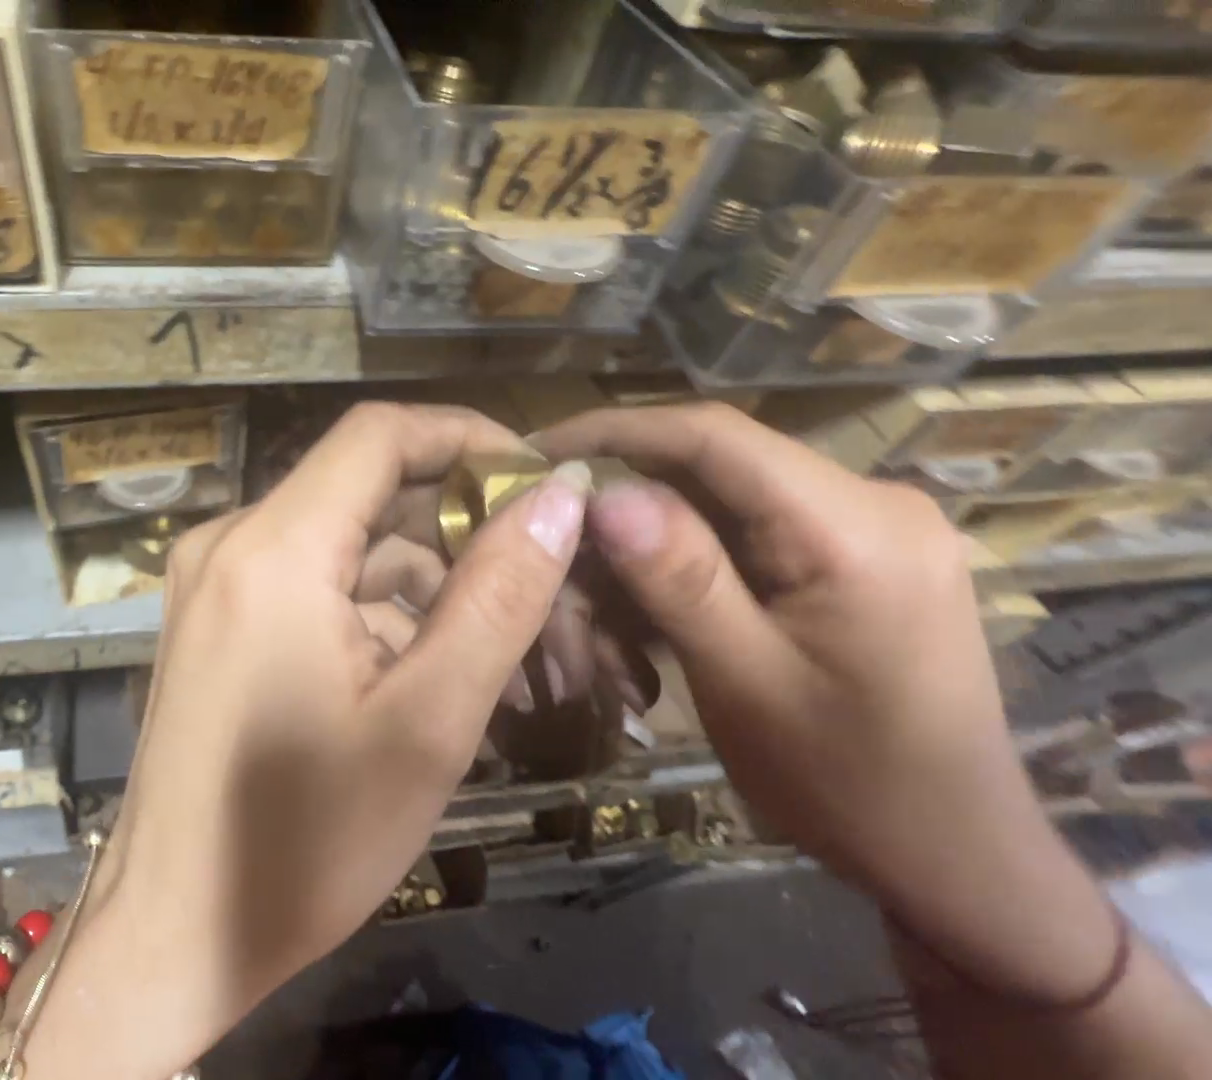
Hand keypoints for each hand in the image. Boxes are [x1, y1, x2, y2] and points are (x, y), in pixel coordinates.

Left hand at [23, 403, 592, 1079]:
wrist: (176, 929)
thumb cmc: (305, 841)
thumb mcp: (427, 721)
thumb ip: (498, 595)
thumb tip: (557, 492)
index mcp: (272, 548)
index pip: (379, 434)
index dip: (468, 441)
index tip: (542, 486)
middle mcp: (229, 544)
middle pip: (365, 494)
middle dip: (463, 535)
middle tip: (554, 597)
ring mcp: (213, 587)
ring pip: (344, 550)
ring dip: (429, 589)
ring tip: (519, 660)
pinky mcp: (214, 628)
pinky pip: (309, 592)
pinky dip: (376, 619)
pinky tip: (439, 676)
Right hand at [530, 403, 1113, 997]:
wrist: (946, 850)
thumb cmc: (847, 779)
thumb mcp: (746, 683)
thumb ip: (682, 581)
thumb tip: (602, 495)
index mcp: (857, 527)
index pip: (715, 437)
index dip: (614, 433)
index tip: (532, 453)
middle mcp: (870, 502)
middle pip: (713, 469)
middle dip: (622, 506)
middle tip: (550, 555)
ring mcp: (863, 528)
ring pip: (719, 505)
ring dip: (646, 548)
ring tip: (592, 610)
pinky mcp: (849, 557)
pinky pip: (744, 537)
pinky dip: (684, 569)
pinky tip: (647, 619)